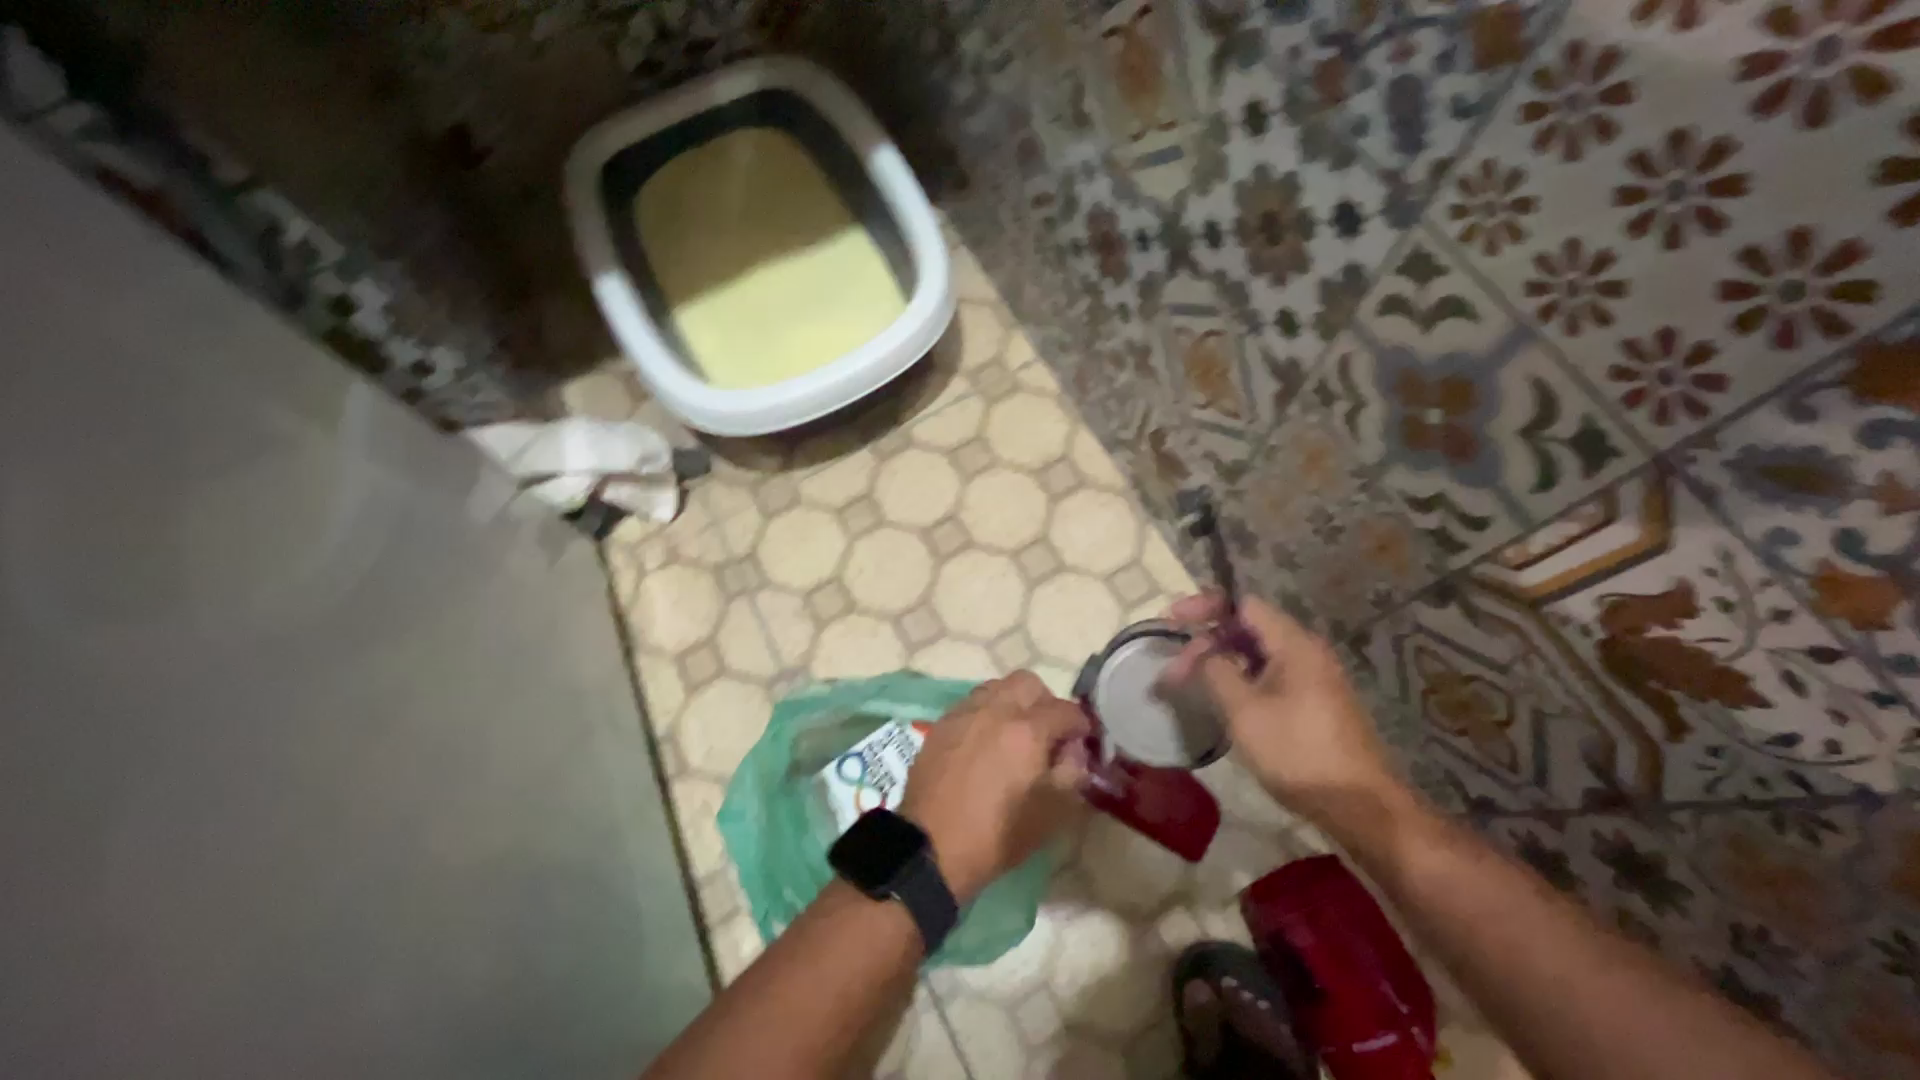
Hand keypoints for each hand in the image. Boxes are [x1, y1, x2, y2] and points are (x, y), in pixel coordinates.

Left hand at [900, 672, 1090, 902]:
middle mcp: (995, 710)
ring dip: (1013, 704)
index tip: (1082, 745)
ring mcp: (964, 714)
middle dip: (1045, 703)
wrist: (931, 848)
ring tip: (1014, 737)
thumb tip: (1073, 750)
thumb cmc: (997, 836)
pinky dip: (987, 714)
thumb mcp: (1051, 813)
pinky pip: (972, 704)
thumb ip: (1071, 773)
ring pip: (997, 688)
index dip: (1081, 726)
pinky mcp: (941, 725)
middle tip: (1048, 735)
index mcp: (1027, 731)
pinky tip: (985, 744)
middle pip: (1028, 683)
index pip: (1067, 710)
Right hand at [1165, 593, 1415, 839]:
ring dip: (1221, 664)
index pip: (1243, 604)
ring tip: (1189, 686)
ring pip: (1258, 656)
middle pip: (1248, 629)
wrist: (1359, 804)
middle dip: (1206, 643)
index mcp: (1294, 643)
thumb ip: (1217, 672)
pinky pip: (1270, 677)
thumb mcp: (1244, 711)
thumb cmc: (1297, 752)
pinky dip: (1241, 681)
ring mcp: (1314, 678)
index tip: (1170, 621)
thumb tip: (1204, 654)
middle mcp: (1307, 652)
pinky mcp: (1315, 703)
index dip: (1203, 607)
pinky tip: (1222, 704)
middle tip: (1173, 672)